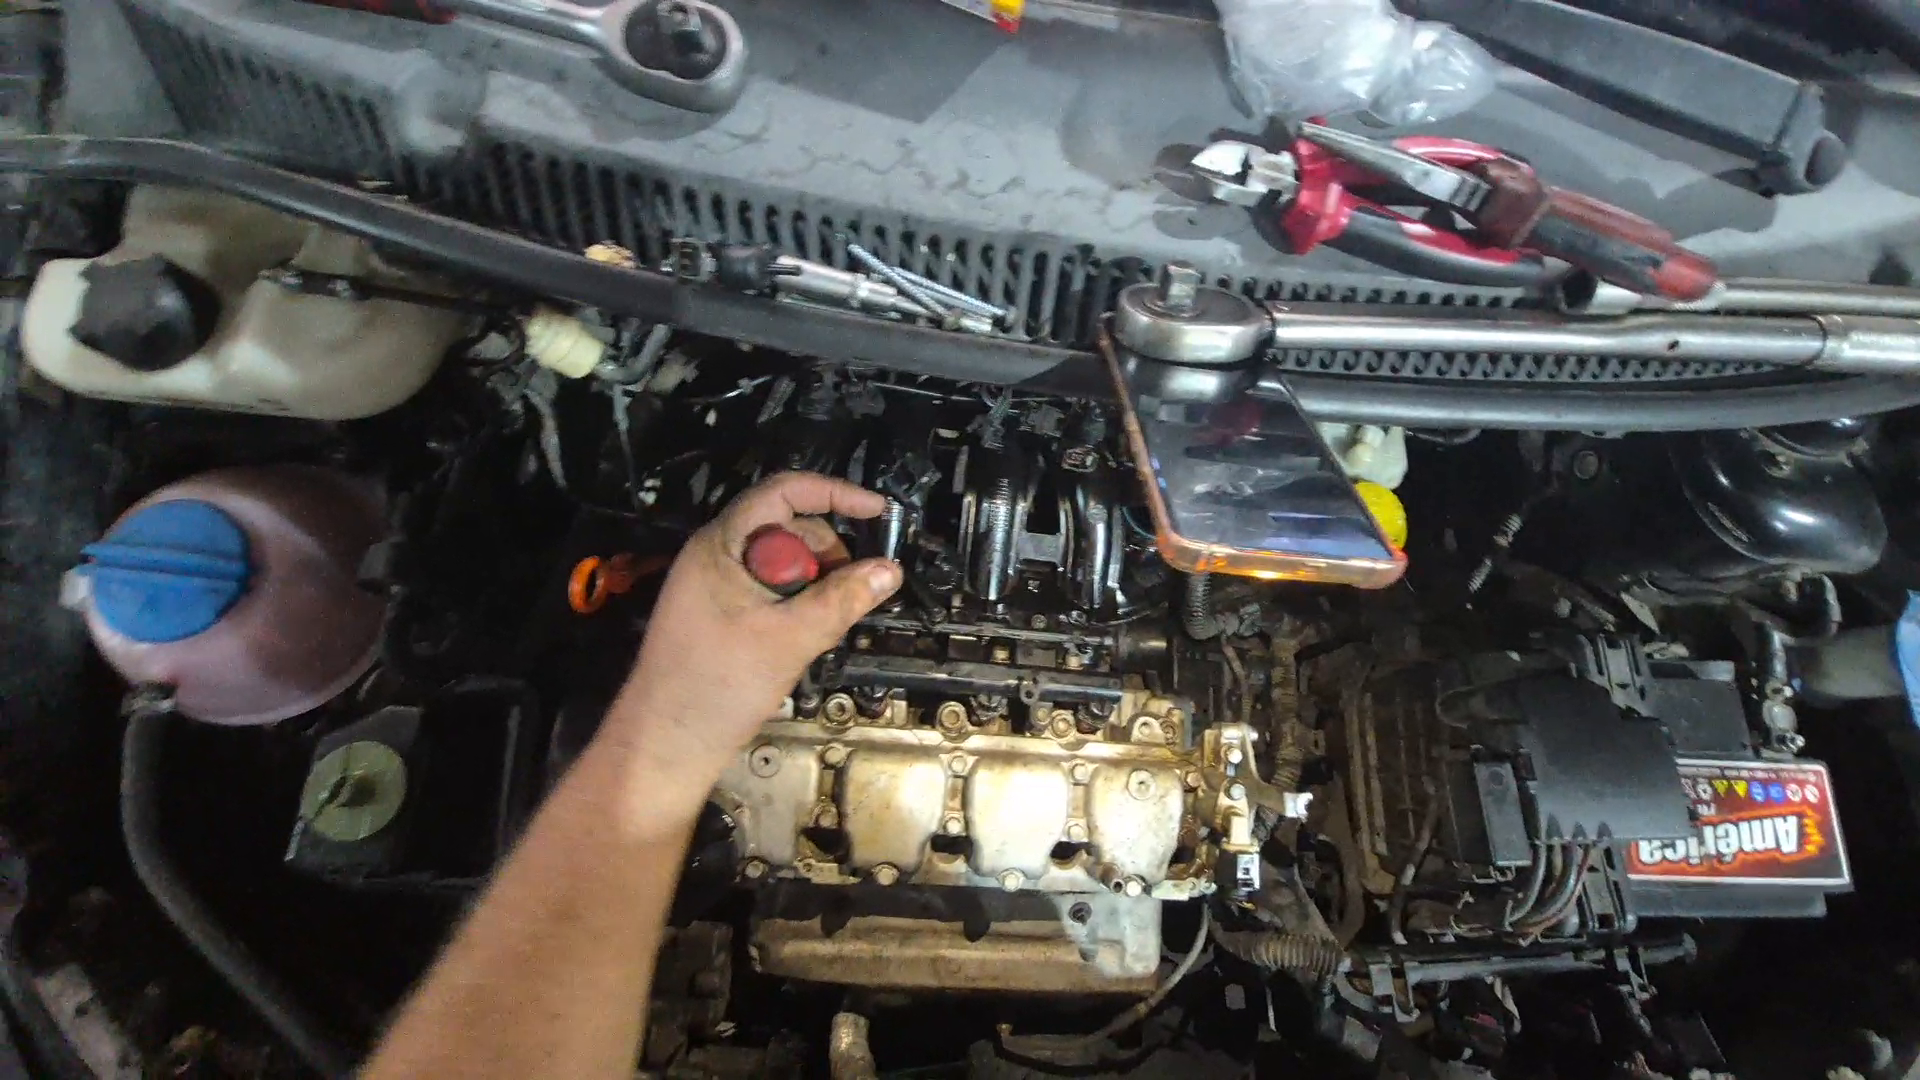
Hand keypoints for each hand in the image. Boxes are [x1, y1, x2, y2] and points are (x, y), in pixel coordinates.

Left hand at [603, 472, 901, 794]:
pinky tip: (809, 632)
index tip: (878, 512)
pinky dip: (801, 601)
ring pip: (786, 560)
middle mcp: (720, 553)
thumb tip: (890, 570)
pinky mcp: (726, 610)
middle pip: (789, 526)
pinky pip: (775, 588)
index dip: (834, 494)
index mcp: (723, 544)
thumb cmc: (717, 686)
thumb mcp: (790, 639)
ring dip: (817, 580)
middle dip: (829, 551)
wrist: (666, 746)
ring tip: (830, 619)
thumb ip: (842, 600)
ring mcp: (720, 583)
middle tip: (854, 588)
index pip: (784, 492)